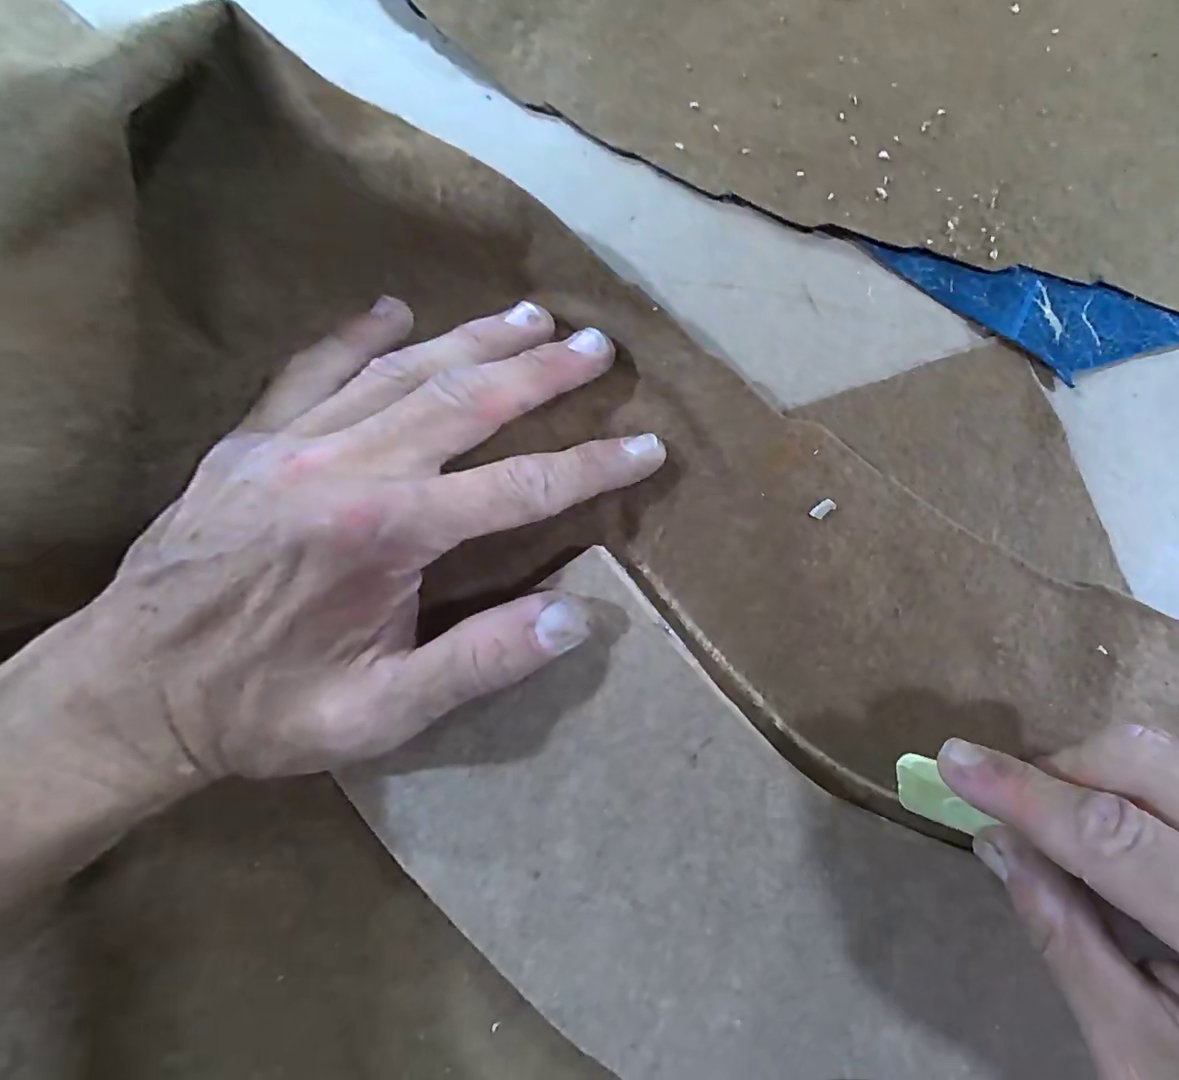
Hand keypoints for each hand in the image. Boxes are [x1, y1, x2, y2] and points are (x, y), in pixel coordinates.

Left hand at [13, 296, 663, 795]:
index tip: (649, 447)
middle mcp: (338, 470)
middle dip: (542, 371)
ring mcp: (285, 448)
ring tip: (534, 315)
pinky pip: (309, 373)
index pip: (520, 486)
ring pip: (400, 373)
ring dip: (476, 340)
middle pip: (464, 401)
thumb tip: (575, 616)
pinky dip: (355, 336)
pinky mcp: (247, 446)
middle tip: (598, 345)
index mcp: (381, 532)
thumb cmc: (265, 710)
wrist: (112, 702)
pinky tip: (395, 308)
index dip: (595, 466)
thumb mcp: (385, 711)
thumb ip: (483, 661)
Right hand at [938, 726, 1178, 1079]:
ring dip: (1099, 770)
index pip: (1123, 837)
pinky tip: (1126, 821)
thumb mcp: (1152, 1061)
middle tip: (1007, 799)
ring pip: (1178, 754)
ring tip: (1059, 814)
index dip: (1028, 794)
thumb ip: (1068, 938)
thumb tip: (998, 840)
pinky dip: (1148, 781)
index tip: (957, 762)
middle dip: (1062, 769)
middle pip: (1152, 767)